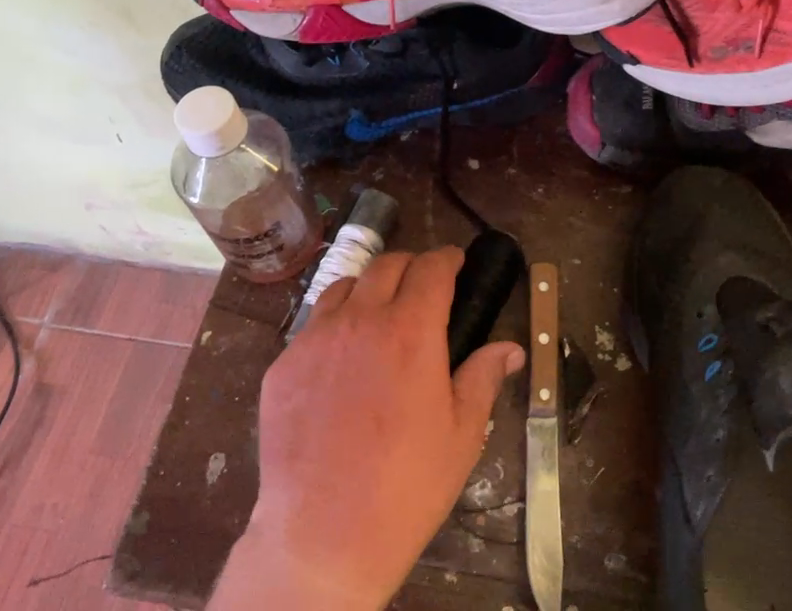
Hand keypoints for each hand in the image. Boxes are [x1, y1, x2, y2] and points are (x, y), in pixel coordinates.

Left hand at [210, 248, 525, 610]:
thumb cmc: (407, 485)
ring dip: (368, 289)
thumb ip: (483, 378)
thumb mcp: (462, 434)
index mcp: (411, 331)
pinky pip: (312, 328)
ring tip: (379, 315)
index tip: (456, 264)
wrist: (323, 534)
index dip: (447, 258)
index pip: (431, 268)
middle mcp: (360, 321)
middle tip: (423, 289)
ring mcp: (314, 340)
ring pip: (343, 287)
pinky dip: (334, 327)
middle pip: (386, 265)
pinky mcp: (282, 366)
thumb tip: (509, 348)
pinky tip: (342, 363)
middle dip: (411, 267)